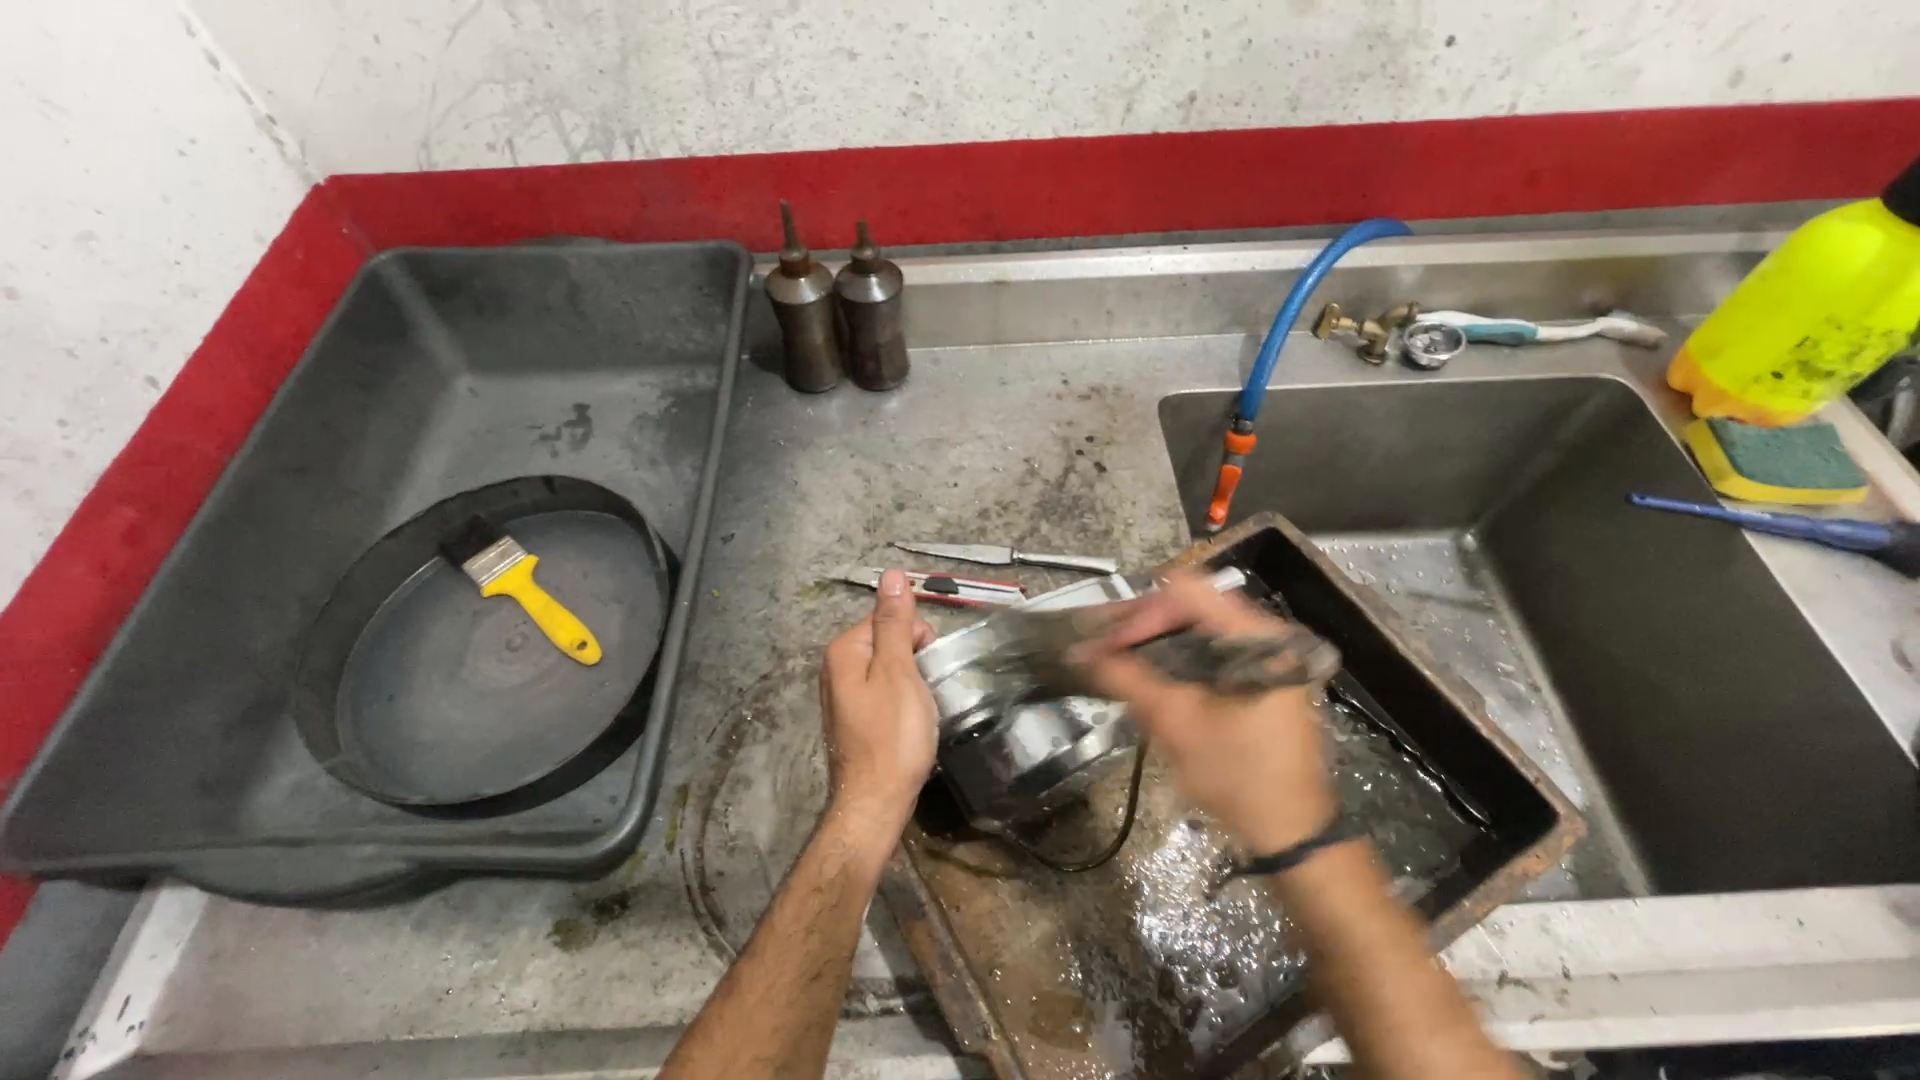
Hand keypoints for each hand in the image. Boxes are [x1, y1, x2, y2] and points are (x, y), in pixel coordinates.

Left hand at [819, 569, 938, 835]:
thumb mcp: (899, 672)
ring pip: (887, 669)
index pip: (887, 618)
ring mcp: (842, 697)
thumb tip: (891, 575)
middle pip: (886, 642)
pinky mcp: (853, 720)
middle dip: (914, 659)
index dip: (916, 636)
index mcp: (843, 651)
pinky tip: (909, 723)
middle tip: (925, 691)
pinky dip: (901, 702)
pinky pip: (883, 694)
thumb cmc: (893, 736)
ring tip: (919, 710)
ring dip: (910, 682)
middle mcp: (835, 669)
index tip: (928, 665)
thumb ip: (895, 623)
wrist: (876, 802)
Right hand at [1071, 570, 1338, 853]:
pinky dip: (1173, 661)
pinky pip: (1207, 653)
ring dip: (1152, 644)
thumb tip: (1083, 652)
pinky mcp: (1258, 677)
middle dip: (1140, 628)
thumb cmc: (1239, 778)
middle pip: (1190, 607)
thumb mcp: (1177, 727)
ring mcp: (1265, 656)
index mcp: (1256, 637)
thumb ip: (1129, 680)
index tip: (1106, 644)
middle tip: (1098, 646)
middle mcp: (1265, 635)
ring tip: (1111, 659)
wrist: (1291, 830)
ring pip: (1195, 631)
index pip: (1186, 593)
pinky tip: (1142, 676)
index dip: (1140, 614)